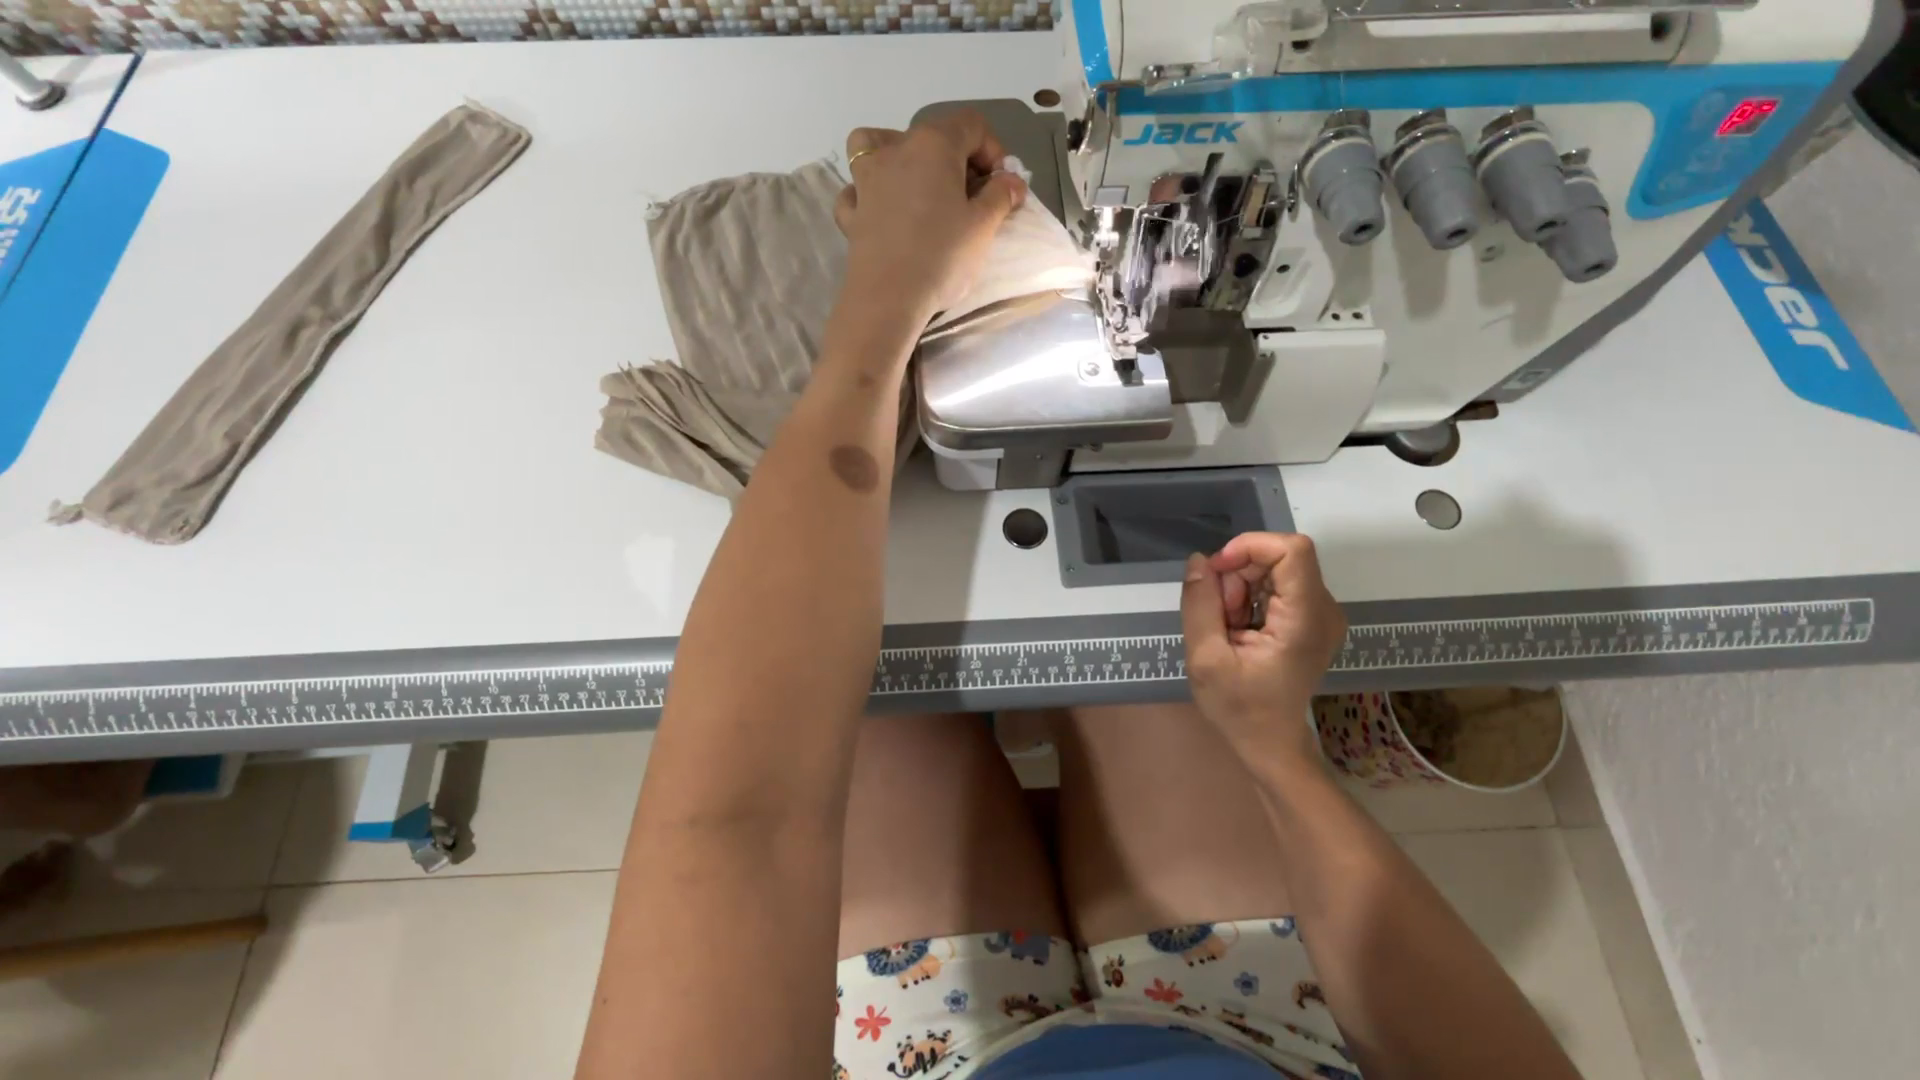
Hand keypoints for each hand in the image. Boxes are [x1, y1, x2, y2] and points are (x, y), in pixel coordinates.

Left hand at [834, 110, 1027, 322]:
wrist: (888, 299)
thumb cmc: (942, 256)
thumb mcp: (984, 226)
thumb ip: (1001, 196)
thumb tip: (1011, 181)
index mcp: (933, 145)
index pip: (972, 125)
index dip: (994, 151)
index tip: (1002, 186)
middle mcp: (896, 150)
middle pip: (931, 135)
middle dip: (958, 159)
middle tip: (973, 197)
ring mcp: (866, 181)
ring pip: (876, 146)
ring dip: (899, 156)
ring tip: (916, 185)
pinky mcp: (851, 213)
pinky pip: (856, 190)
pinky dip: (868, 194)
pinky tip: (881, 210)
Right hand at [1181, 533, 1347, 756]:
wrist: (1271, 742)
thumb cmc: (1239, 708)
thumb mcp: (1205, 659)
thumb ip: (1200, 604)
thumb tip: (1199, 561)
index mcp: (1305, 620)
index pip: (1292, 550)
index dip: (1250, 547)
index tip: (1217, 571)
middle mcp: (1324, 610)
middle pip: (1280, 557)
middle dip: (1238, 575)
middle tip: (1219, 616)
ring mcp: (1321, 614)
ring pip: (1275, 569)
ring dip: (1240, 588)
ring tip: (1228, 627)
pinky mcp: (1312, 618)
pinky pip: (1278, 584)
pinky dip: (1250, 597)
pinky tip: (1239, 629)